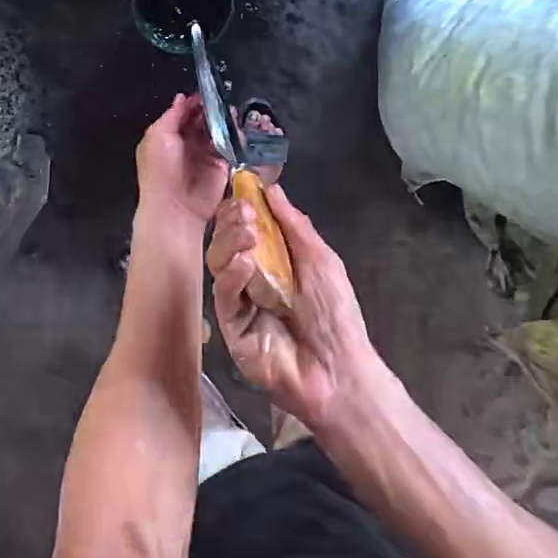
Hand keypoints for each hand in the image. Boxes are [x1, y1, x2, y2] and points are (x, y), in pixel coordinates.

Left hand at [135, 94, 229, 226]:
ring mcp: (205, 154)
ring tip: (231, 114)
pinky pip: (230, 146)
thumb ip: (172, 115)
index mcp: (169, 135)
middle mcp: (188, 143)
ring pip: (218, 131)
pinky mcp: (221, 166)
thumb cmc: (161, 171)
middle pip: (204, 120)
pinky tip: (237, 129)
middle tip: (222, 102)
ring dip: (225, 122)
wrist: (176, 207)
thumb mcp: (158, 135)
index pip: (185, 112)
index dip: (195, 102)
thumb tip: (182, 98)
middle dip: (213, 110)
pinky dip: (235, 137)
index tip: (207, 94)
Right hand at [207, 185, 383, 432]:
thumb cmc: (334, 312)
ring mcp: (240, 303)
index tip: (246, 193)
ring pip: (219, 265)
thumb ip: (294, 224)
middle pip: (226, 243)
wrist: (338, 368)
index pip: (246, 228)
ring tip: (249, 234)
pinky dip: (232, 276)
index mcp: (274, 261)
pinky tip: (245, 264)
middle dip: (233, 223)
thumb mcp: (320, 259)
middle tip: (245, 213)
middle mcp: (252, 278)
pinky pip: (223, 298)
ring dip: (230, 243)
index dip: (242, 210)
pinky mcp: (231, 329)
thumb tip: (273, 189)